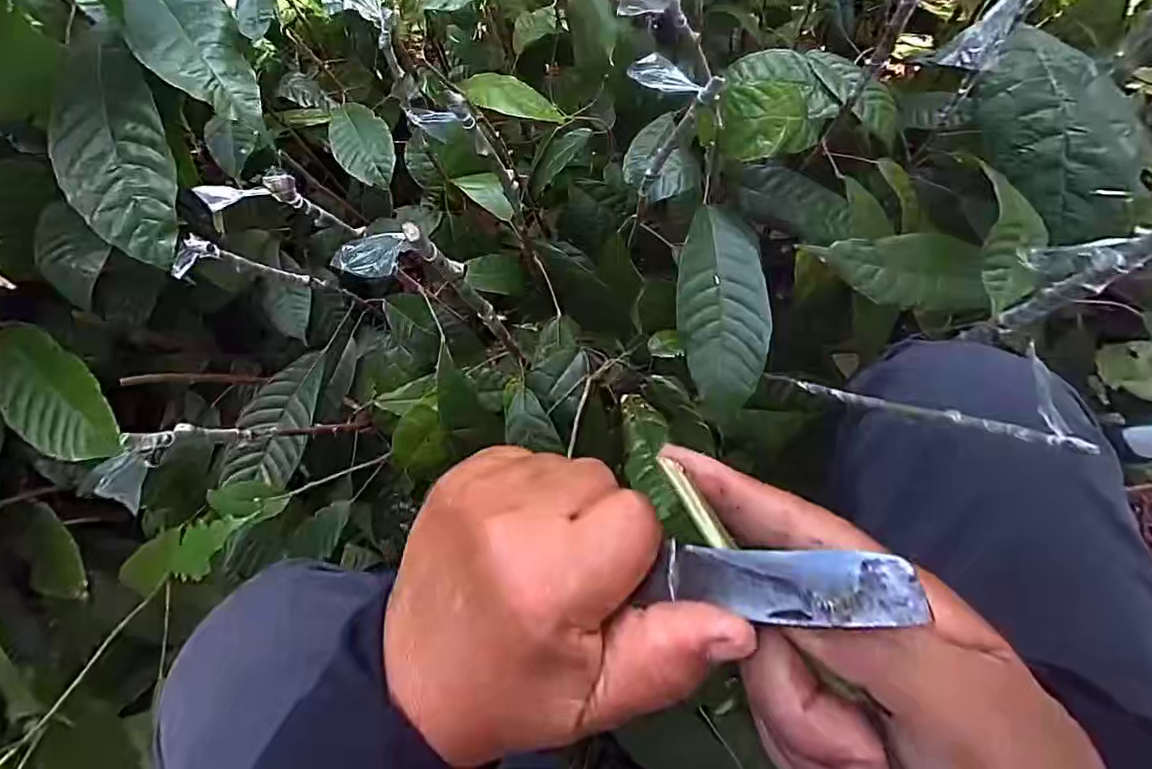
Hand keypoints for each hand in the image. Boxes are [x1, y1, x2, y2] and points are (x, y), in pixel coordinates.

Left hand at [385, 446, 756, 765]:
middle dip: (601, 522)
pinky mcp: (460, 470)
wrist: (415, 677)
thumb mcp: (596, 696)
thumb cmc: (514, 690)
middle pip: (603, 481)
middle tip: (570, 572)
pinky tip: (513, 528)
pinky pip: (530, 456)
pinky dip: (533, 487)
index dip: (635, 550)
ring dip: (567, 502)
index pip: (637, 515)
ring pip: (568, 465)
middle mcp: (510, 515)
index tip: (607, 585)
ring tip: (538, 550)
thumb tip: (737, 622)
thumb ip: (669, 656)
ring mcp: (478, 484)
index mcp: (548, 574)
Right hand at [661, 446, 1102, 768]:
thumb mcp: (963, 701)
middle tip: (857, 743)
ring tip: (871, 765)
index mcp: (887, 589)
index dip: (731, 488)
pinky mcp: (815, 719)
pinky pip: (769, 717)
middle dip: (792, 678)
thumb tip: (782, 587)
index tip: (672, 457)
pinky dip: (800, 748)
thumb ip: (873, 633)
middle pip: (763, 607)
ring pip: (760, 669)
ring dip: (806, 729)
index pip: (795, 525)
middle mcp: (848, 619)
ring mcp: (829, 671)